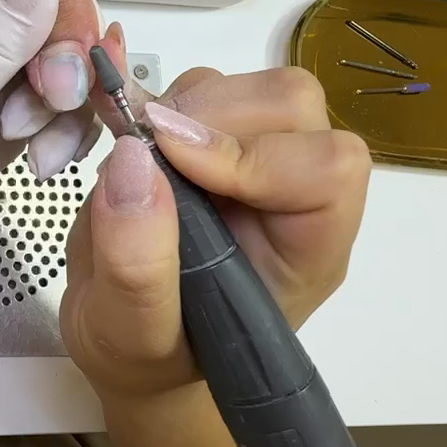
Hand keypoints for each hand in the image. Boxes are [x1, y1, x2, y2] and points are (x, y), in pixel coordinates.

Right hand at [59, 60, 371, 397]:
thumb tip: (131, 157)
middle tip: (139, 150)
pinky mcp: (207, 142)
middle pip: (293, 107)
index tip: (165, 159)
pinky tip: (122, 133)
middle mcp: (293, 195)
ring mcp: (252, 161)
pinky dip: (153, 98)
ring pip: (248, 87)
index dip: (248, 153)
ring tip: (130, 153)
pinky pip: (198, 90)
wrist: (130, 347)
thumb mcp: (129, 335)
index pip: (325, 170)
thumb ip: (136, 264)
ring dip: (180, 105)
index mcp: (305, 251)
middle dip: (208, 115)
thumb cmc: (145, 358)